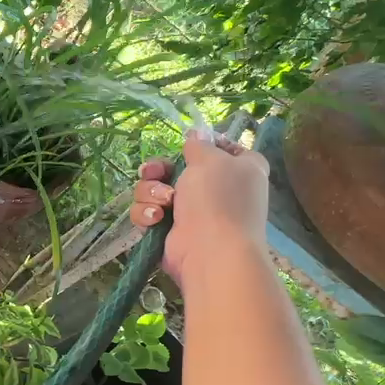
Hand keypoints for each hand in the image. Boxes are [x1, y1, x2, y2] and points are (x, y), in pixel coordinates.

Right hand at [129, 132, 271, 285]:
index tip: (187, 146)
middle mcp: (215, 189)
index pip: (219, 148)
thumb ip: (200, 144)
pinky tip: (156, 220)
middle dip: (158, 170)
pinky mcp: (168, 228)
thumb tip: (197, 133)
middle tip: (155, 173)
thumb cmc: (218, 200)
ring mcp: (190, 211)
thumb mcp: (211, 160)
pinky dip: (147, 213)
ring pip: (153, 188)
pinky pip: (146, 211)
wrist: (211, 251)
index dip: (200, 145)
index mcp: (238, 170)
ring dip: (151, 192)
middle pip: (174, 167)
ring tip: (163, 203)